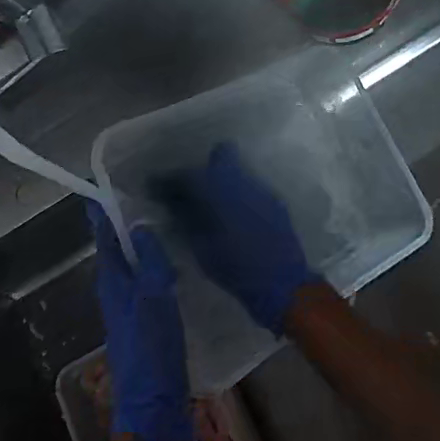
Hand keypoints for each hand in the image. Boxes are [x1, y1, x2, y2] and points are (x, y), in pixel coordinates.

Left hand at [87, 201, 191, 440]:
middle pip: (118, 245)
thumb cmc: (151, 349)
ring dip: (146, 239)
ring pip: (135, 261)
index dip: (105, 208)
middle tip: (156, 190)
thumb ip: (148, 262)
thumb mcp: (153, 299)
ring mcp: (131, 305)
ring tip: (170, 216)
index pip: (103, 234)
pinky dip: (158, 261)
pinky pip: (149, 278)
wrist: (153, 403)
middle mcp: (117, 288)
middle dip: (130, 218)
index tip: (117, 179)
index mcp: (112, 280)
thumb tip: (140, 223)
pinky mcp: (146, 317)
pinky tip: (179, 258)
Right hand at [154, 143, 319, 334]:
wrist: (283, 283)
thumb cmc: (237, 270)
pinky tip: (229, 213)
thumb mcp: (203, 248)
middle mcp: (245, 183)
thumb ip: (186, 220)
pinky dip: (235, 194)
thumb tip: (171, 202)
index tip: (156, 186)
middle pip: (220, 157)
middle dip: (200, 170)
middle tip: (185, 191)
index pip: (190, 174)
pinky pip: (250, 187)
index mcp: (222, 192)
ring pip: (237, 171)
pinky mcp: (276, 202)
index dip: (170, 179)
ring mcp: (264, 190)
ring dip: (220, 181)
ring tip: (207, 203)